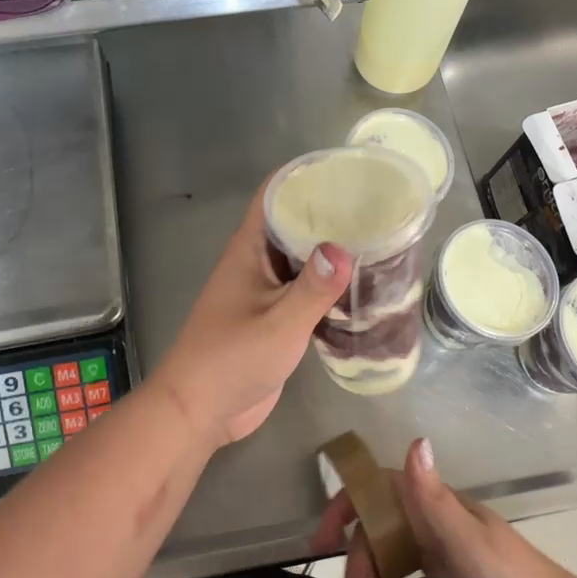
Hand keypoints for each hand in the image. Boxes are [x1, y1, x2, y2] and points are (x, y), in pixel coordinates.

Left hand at [147, 184, 354, 447]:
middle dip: (326, 210)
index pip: (273, 194)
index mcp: (248, 249)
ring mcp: (264, 290)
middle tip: (374, 203)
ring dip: (330, 249)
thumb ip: (312, 289)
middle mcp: (256, 262)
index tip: (342, 166)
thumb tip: (343, 248)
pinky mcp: (274, 318)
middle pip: (292, 222)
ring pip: (300, 257)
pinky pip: (304, 289)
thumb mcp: (279, 324)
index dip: (301, 175)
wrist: (199, 411)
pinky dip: (328, 284)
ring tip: (377, 238)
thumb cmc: (231, 359)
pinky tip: (361, 287)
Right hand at [312, 439, 576, 577]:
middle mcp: (435, 520)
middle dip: (357, 557)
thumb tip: (414, 440)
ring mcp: (443, 549)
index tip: (322, 541)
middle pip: (380, 527)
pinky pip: (407, 573)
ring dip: (370, 572)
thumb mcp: (469, 542)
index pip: (379, 488)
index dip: (347, 505)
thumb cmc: (511, 577)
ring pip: (392, 551)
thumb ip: (436, 498)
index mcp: (436, 504)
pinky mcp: (450, 577)